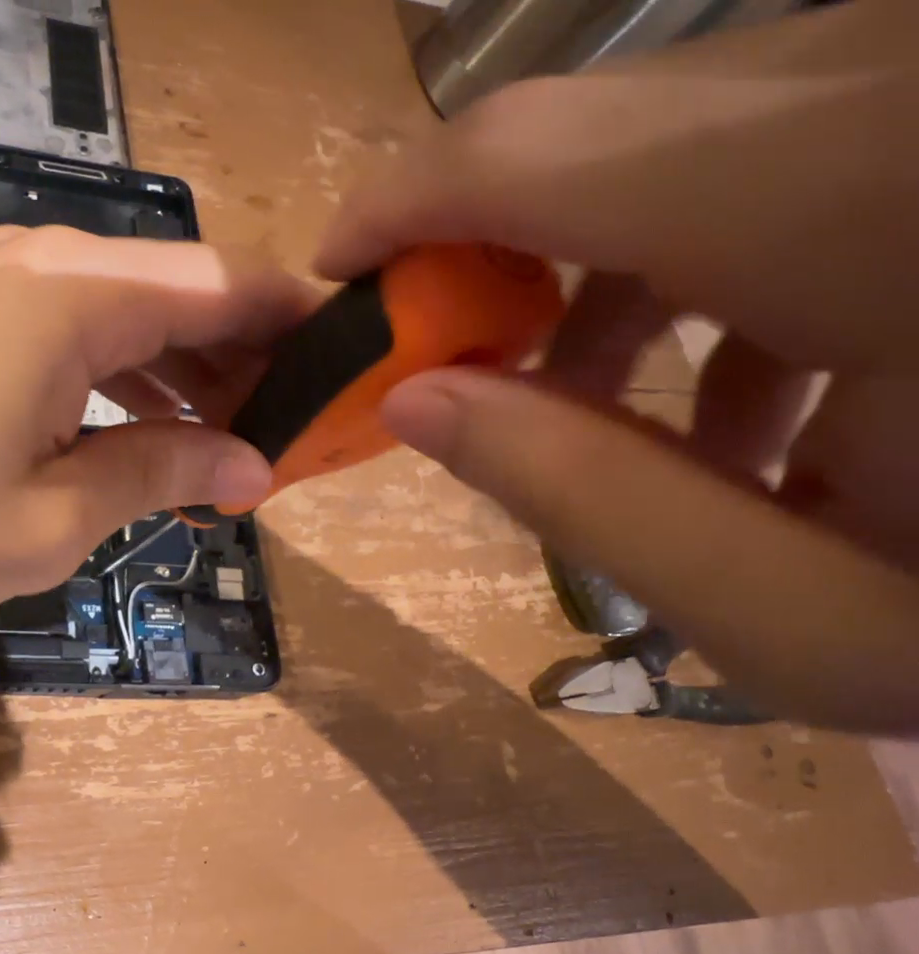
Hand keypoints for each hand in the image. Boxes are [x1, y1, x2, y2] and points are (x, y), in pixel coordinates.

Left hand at [0, 227, 316, 626]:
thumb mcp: (46, 522)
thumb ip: (157, 475)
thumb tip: (252, 465)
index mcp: (69, 297)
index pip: (225, 286)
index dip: (293, 332)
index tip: (340, 384)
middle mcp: (31, 262)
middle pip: (171, 290)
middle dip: (233, 362)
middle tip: (275, 442)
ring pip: (113, 309)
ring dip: (169, 370)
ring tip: (211, 449)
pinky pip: (55, 326)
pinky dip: (103, 372)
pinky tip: (126, 431)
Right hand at [316, 0, 918, 727]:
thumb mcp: (815, 620)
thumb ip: (580, 495)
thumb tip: (413, 402)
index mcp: (865, 207)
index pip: (526, 152)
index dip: (394, 208)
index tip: (334, 285)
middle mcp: (911, 90)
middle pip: (594, 125)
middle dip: (484, 244)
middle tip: (457, 361)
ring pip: (689, 123)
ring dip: (598, 255)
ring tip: (605, 398)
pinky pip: (799, 129)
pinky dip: (719, 239)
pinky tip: (770, 370)